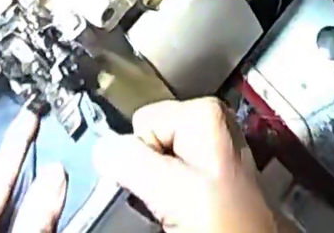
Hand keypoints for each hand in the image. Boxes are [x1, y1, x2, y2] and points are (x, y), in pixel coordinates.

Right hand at [92, 98, 278, 232]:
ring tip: (186, 213)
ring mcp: (214, 150)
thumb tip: (104, 147)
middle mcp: (212, 123)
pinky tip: (192, 214)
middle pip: (150, 142)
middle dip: (153, 175)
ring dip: (163, 189)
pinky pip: (174, 178)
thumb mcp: (177, 193)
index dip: (144, 159)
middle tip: (177, 206)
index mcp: (205, 112)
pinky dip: (175, 196)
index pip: (143, 123)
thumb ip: (136, 164)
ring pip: (159, 165)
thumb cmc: (230, 227)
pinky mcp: (214, 176)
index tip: (164, 189)